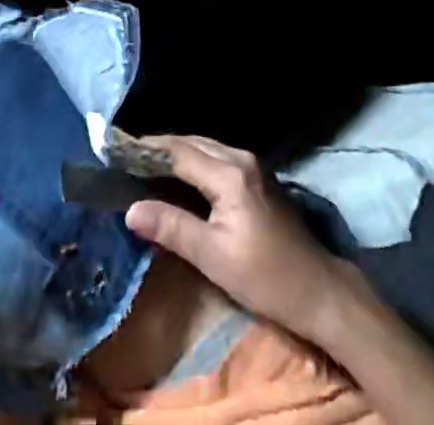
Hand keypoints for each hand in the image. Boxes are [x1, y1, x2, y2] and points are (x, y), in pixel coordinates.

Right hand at [123, 136, 351, 342]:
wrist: (319, 290)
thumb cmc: (265, 276)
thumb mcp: (213, 256)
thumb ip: (171, 227)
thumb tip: (130, 209)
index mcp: (230, 174)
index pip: (178, 152)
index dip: (145, 149)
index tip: (114, 149)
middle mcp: (242, 159)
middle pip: (192, 143)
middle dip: (157, 147)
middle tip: (123, 155)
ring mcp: (254, 167)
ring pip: (206, 148)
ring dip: (175, 152)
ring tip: (143, 163)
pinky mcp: (258, 179)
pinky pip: (217, 157)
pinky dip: (193, 161)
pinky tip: (178, 175)